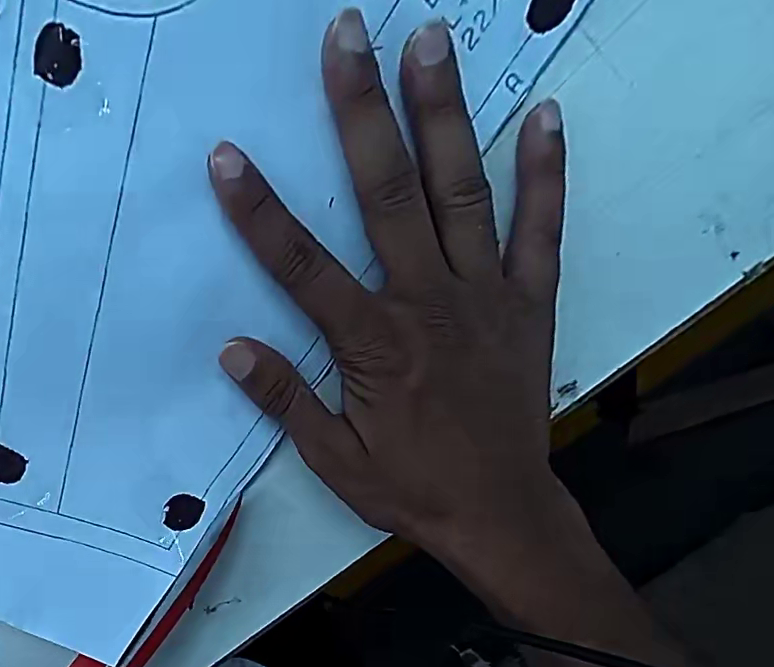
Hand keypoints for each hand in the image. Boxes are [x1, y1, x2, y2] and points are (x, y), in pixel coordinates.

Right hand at [209, 11, 569, 573]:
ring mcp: (484, 295)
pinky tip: (543, 114)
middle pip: (387, 195)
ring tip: (432, 40)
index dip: (260, 211)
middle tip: (348, 35)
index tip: (228, 158)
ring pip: (462, 191)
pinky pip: (539, 228)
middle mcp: (426, 302)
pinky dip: (545, 171)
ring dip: (445, 112)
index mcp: (370, 342)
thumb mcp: (331, 456)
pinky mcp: (528, 303)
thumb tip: (232, 350)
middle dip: (360, 112)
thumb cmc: (405, 486)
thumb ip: (285, 399)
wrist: (496, 511)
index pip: (301, 266)